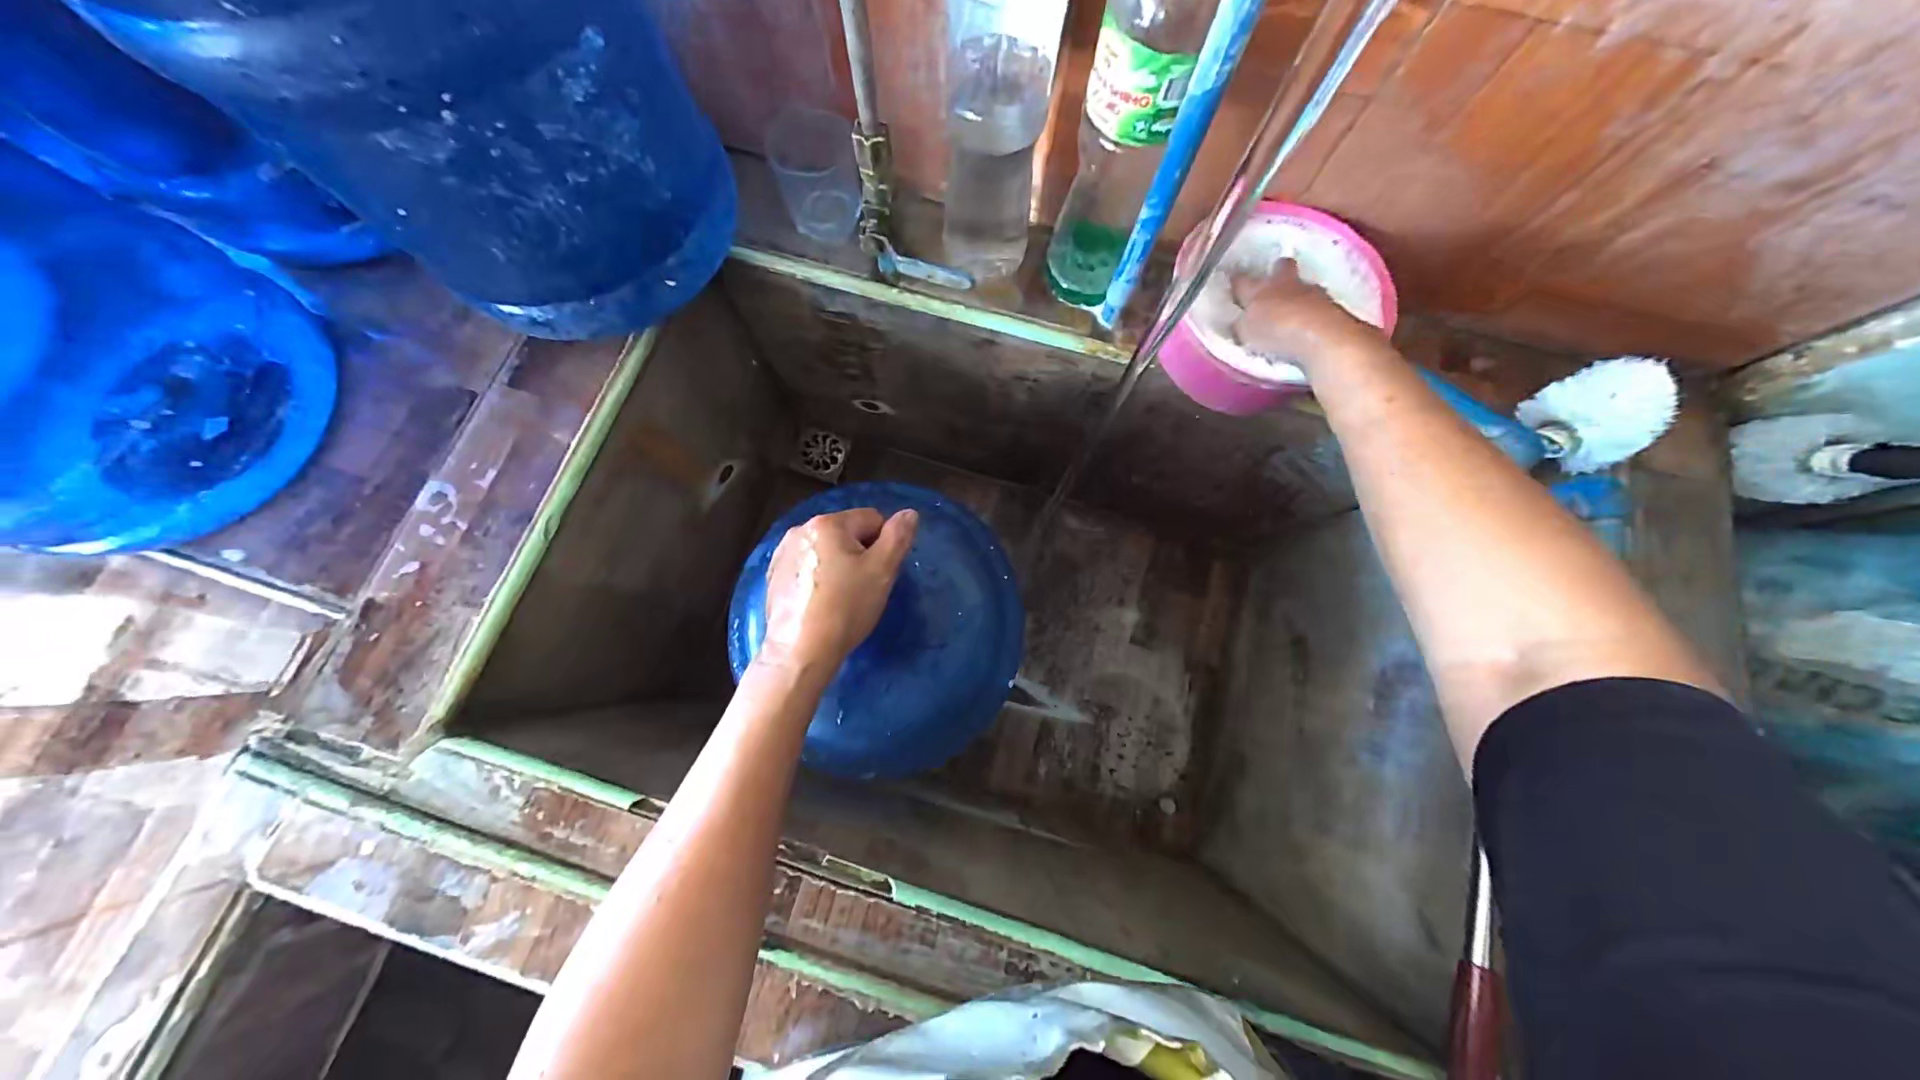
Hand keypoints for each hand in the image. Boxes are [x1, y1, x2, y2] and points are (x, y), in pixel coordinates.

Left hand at [761, 507, 917, 669]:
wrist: (801, 652)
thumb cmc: (846, 608)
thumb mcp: (882, 571)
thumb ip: (898, 537)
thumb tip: (909, 513)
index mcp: (827, 523)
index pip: (872, 519)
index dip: (883, 546)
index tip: (879, 574)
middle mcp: (800, 530)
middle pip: (848, 534)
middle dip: (860, 555)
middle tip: (864, 588)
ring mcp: (783, 554)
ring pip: (827, 552)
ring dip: (839, 567)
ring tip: (841, 598)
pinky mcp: (775, 577)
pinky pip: (808, 568)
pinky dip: (818, 580)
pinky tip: (820, 604)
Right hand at [1230, 258, 1388, 375]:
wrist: (1321, 335)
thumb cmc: (1275, 332)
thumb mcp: (1246, 334)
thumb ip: (1242, 325)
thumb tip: (1239, 322)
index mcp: (1259, 289)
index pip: (1242, 280)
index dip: (1237, 282)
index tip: (1234, 284)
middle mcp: (1285, 283)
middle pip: (1282, 267)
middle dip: (1278, 271)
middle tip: (1274, 282)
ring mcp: (1312, 291)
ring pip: (1302, 284)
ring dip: (1298, 293)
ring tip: (1293, 309)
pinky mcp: (1332, 305)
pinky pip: (1317, 302)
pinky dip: (1312, 310)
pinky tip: (1309, 322)